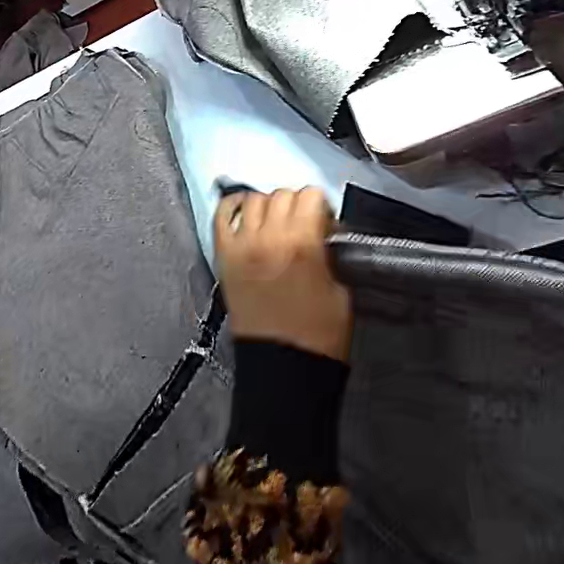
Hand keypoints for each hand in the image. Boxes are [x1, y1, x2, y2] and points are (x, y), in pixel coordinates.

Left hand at [214, 187, 351, 361]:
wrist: (283, 369)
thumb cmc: (318, 335)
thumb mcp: (340, 290)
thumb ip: (330, 253)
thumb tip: (323, 232)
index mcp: (303, 244)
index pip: (311, 196)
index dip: (322, 207)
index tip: (324, 223)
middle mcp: (269, 237)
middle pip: (282, 194)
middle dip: (297, 205)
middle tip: (302, 224)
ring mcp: (242, 244)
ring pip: (254, 199)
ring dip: (269, 206)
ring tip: (276, 223)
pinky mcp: (223, 255)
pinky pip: (222, 214)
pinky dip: (233, 206)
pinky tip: (245, 212)